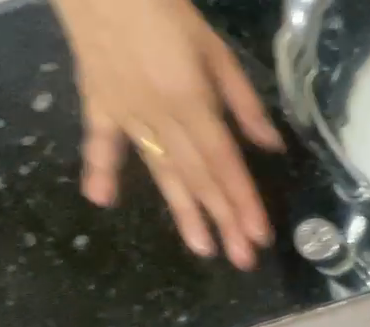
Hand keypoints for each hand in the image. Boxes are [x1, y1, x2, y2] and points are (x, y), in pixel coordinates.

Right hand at [52, 0, 284, 268]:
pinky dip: (99, 167)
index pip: (225, 163)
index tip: (259, 236)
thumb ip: (243, 103)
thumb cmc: (164, 11)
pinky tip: (101, 199)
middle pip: (199, 176)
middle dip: (222, 220)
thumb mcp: (216, 52)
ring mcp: (126, 111)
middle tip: (241, 259)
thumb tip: (271, 146)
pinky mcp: (97, 99)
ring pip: (161, 169)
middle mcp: (160, 115)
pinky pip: (99, 139)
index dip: (243, 201)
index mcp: (193, 103)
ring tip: (201, 249)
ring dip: (182, 211)